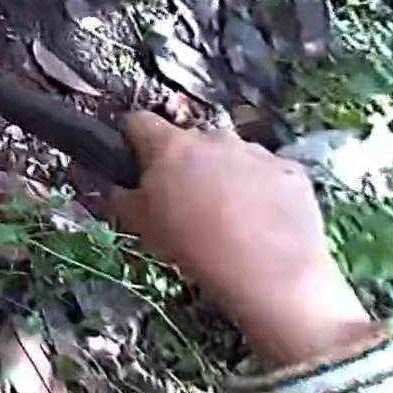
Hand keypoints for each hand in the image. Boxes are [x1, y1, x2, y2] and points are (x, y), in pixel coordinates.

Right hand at [102, 113, 373, 368]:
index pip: (138, 121)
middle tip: (178, 199)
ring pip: (228, 155)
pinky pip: (265, 172)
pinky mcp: (292, 171)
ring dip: (219, 173)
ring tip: (223, 214)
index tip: (132, 162)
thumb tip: (100, 187)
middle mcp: (213, 137)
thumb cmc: (188, 242)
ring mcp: (256, 151)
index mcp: (170, 146)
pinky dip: (257, 188)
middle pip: (187, 140)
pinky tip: (256, 220)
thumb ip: (115, 198)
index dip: (131, 139)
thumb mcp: (138, 223)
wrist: (268, 271)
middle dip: (180, 162)